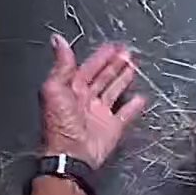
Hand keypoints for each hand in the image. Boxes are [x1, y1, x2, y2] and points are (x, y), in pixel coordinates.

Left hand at [40, 35, 147, 167]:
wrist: (71, 154)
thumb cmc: (60, 124)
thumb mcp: (54, 89)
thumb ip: (61, 65)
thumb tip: (57, 40)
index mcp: (71, 90)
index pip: (88, 68)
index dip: (100, 56)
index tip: (113, 46)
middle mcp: (86, 101)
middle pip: (103, 78)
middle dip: (114, 64)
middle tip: (127, 52)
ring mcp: (99, 114)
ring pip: (113, 91)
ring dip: (123, 78)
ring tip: (134, 65)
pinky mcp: (111, 128)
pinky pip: (125, 114)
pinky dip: (133, 106)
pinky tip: (141, 97)